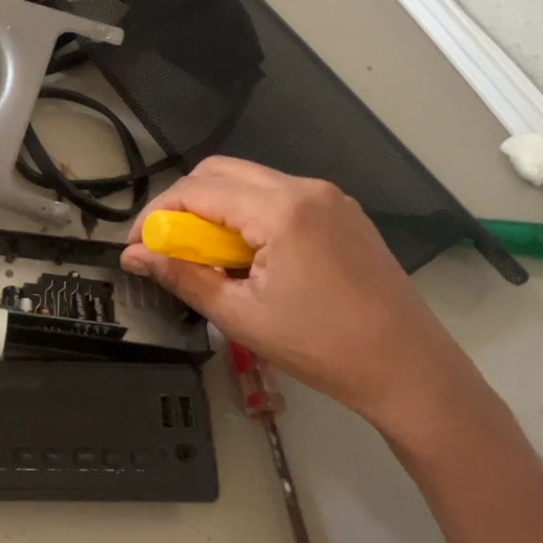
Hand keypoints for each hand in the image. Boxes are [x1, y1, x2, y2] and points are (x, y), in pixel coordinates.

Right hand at [120, 158, 488, 433]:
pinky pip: (279, 197)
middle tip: (164, 247)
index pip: (196, 191)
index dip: (156, 214)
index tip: (135, 247)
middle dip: (181, 204)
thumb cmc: (321, 347)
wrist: (410, 370)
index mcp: (281, 211)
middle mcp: (306, 189)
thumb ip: (181, 276)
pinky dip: (247, 215)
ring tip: (203, 256)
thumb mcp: (239, 316)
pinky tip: (246, 257)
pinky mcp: (343, 215)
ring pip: (249, 181)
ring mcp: (330, 199)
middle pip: (220, 173)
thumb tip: (132, 256)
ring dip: (214, 209)